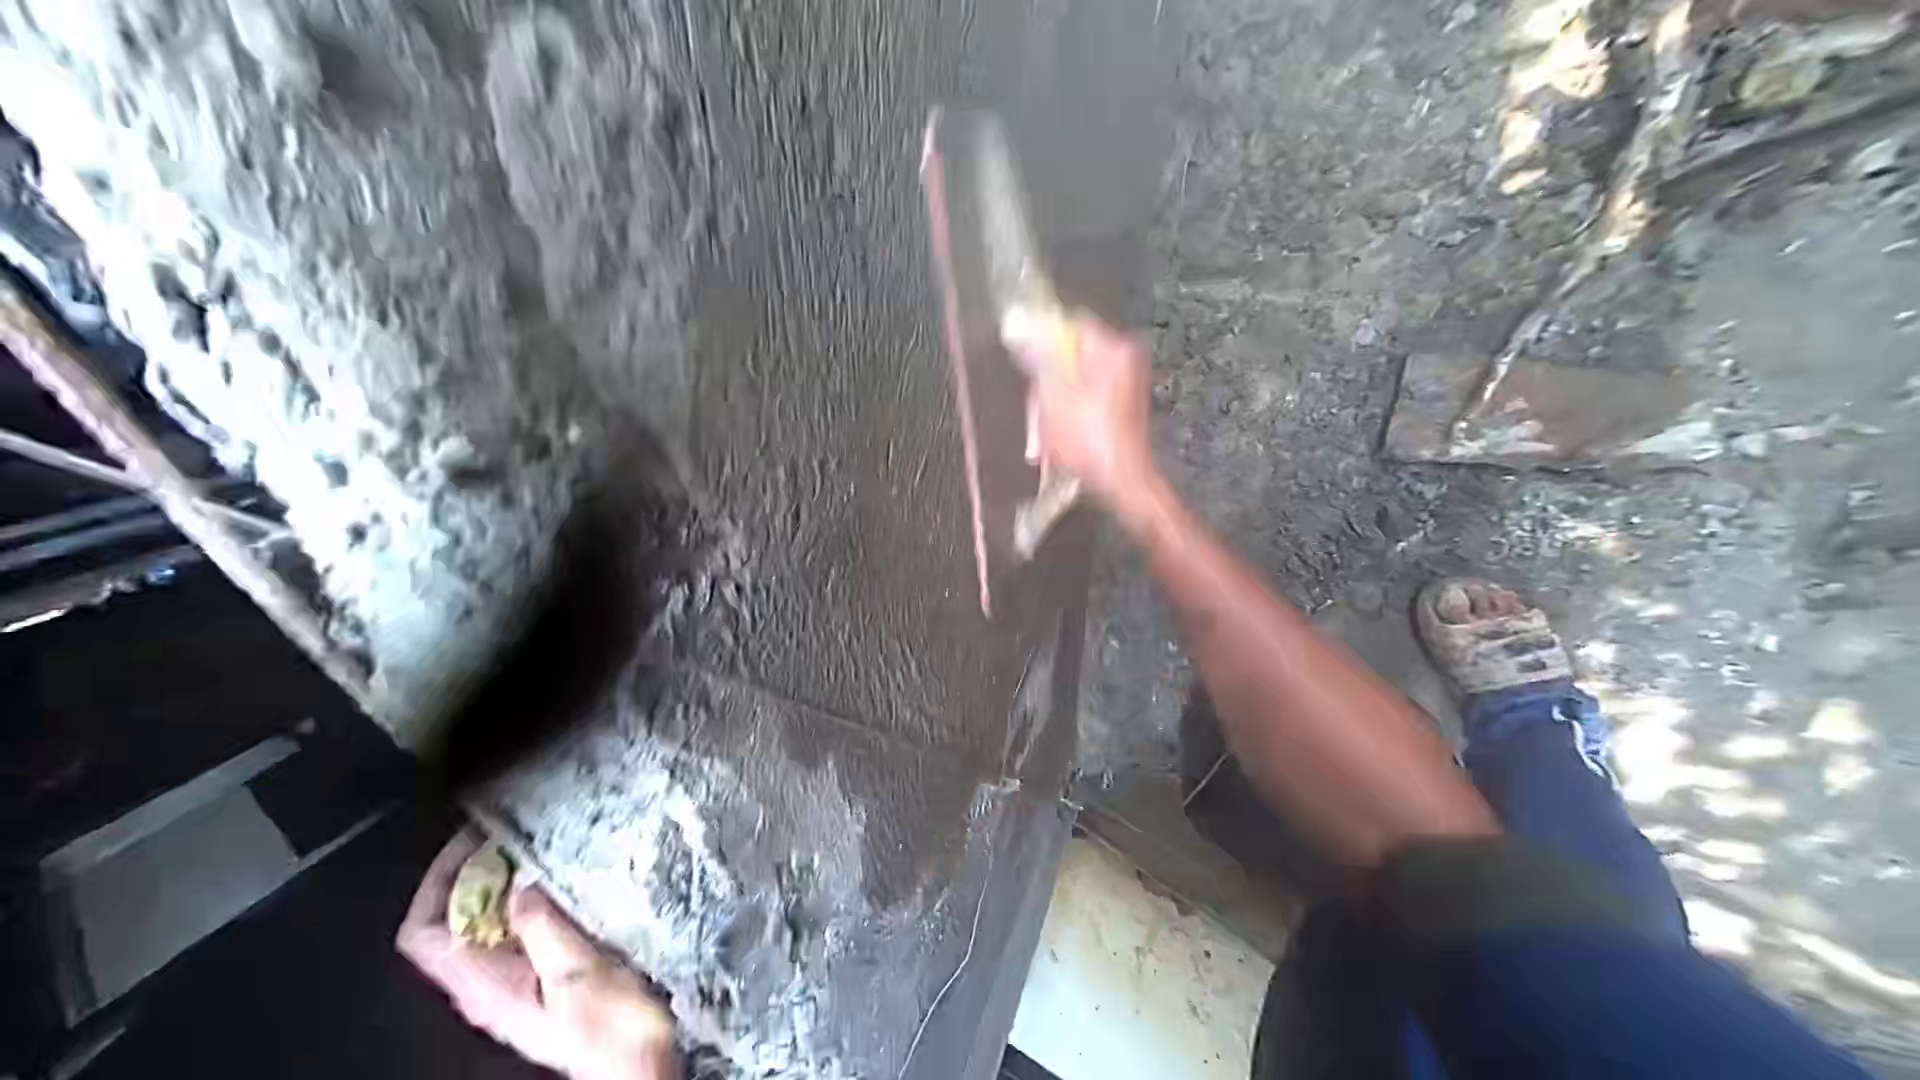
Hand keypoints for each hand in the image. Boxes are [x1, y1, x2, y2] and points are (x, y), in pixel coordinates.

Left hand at [397, 829, 675, 1079]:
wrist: (634, 1064)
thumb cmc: (610, 1028)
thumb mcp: (578, 974)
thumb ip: (545, 929)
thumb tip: (520, 886)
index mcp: (484, 987)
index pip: (424, 935)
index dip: (437, 882)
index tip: (471, 840)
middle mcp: (487, 984)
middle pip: (452, 922)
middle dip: (473, 872)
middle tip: (511, 833)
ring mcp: (512, 980)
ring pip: (485, 924)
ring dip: (503, 882)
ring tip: (536, 846)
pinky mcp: (538, 976)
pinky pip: (517, 929)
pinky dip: (530, 897)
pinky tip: (559, 879)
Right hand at [1003, 307, 1160, 509]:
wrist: (1122, 480)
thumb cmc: (1093, 442)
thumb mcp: (1053, 395)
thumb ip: (1038, 356)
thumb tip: (1022, 327)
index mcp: (1112, 350)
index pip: (1069, 325)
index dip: (1041, 340)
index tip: (1024, 357)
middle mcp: (1122, 363)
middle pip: (1068, 357)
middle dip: (1045, 385)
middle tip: (1035, 411)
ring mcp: (1123, 387)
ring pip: (1071, 384)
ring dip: (1051, 407)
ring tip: (1044, 435)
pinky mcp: (1118, 410)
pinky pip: (1083, 402)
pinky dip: (1067, 418)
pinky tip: (1057, 441)